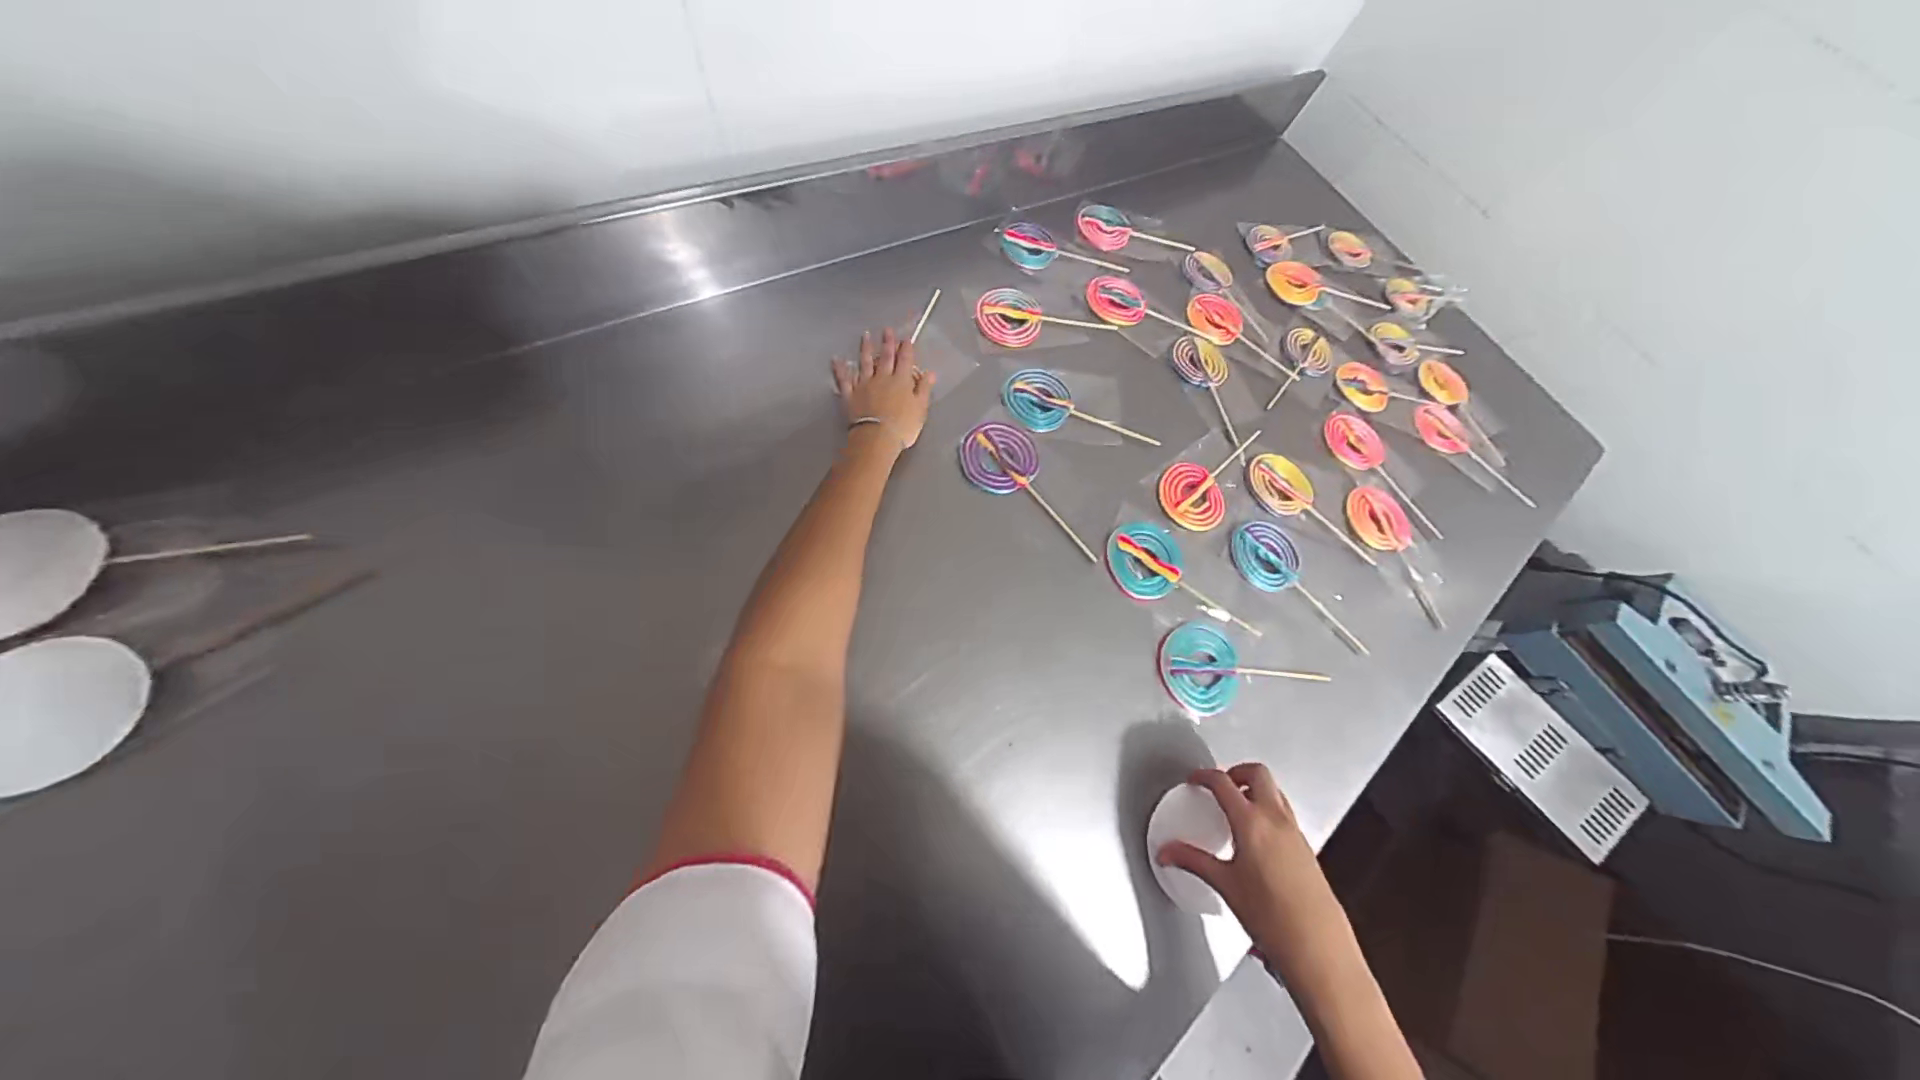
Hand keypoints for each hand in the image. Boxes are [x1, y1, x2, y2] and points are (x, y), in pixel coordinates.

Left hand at [834, 328, 933, 449]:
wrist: (877, 437)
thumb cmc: (903, 426)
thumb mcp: (920, 408)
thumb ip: (924, 389)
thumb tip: (930, 373)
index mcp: (901, 380)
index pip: (905, 360)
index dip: (906, 348)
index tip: (906, 339)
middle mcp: (882, 378)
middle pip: (886, 357)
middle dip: (887, 342)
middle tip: (886, 330)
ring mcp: (864, 384)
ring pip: (865, 363)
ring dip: (866, 348)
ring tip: (865, 336)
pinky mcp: (850, 394)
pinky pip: (843, 379)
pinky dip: (840, 369)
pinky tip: (836, 359)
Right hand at [1157, 764, 1351, 969]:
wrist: (1317, 950)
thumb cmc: (1275, 919)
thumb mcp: (1224, 885)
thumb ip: (1192, 861)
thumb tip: (1169, 852)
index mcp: (1252, 822)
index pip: (1223, 782)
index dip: (1205, 776)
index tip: (1196, 779)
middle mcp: (1277, 821)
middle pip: (1257, 773)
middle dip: (1236, 771)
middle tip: (1220, 782)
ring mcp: (1295, 834)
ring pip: (1276, 792)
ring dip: (1255, 789)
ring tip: (1237, 805)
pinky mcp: (1306, 850)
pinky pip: (1286, 815)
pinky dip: (1269, 811)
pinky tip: (1257, 836)